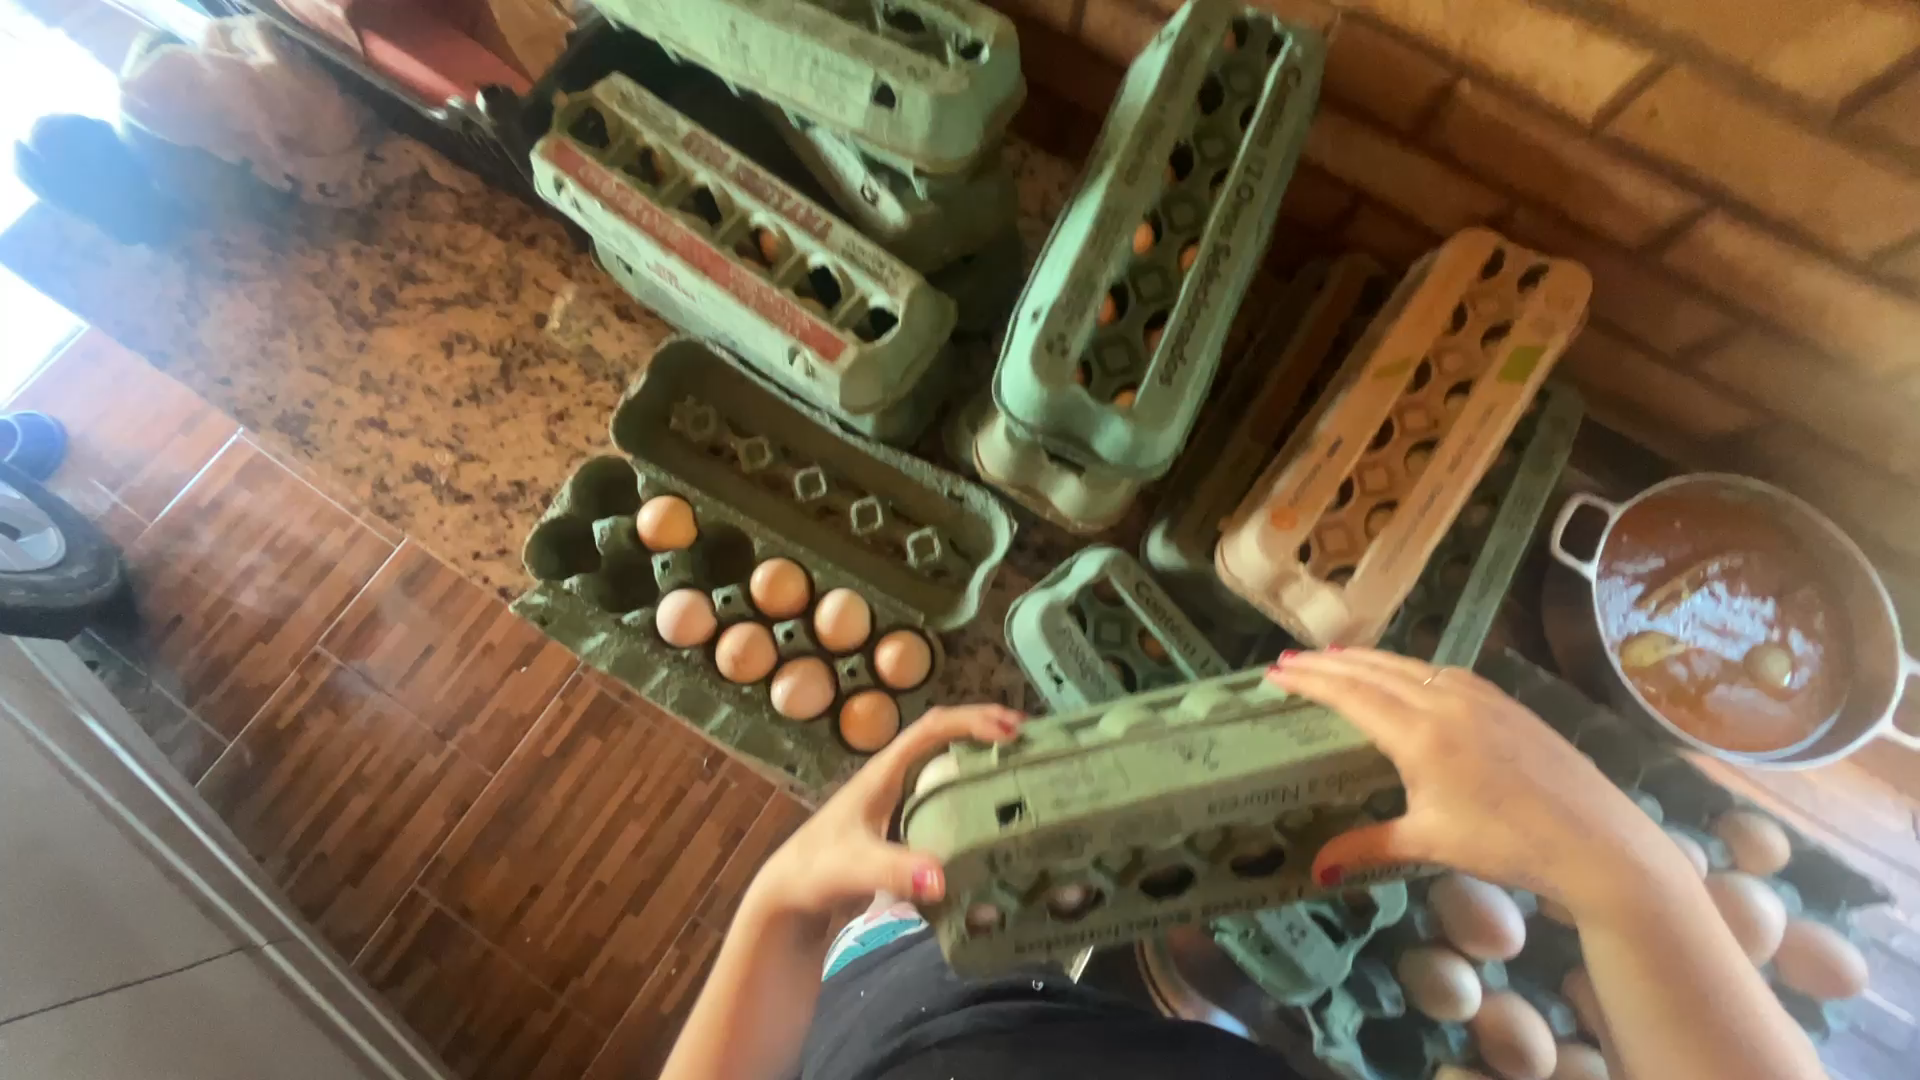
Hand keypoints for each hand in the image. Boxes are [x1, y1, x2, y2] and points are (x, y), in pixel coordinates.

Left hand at [745, 703, 1023, 929]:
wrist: (788, 898)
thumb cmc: (815, 871)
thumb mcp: (854, 868)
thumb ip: (893, 872)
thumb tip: (942, 878)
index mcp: (883, 772)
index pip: (931, 729)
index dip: (971, 721)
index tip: (1009, 730)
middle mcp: (894, 777)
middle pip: (944, 736)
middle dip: (984, 728)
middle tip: (1028, 737)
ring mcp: (898, 799)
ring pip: (945, 763)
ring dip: (980, 755)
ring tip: (1021, 762)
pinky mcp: (902, 824)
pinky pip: (944, 794)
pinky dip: (971, 790)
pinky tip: (993, 811)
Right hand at [1268, 649, 1684, 916]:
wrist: (1604, 847)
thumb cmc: (1510, 846)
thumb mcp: (1430, 845)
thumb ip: (1367, 847)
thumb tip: (1315, 870)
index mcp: (1419, 734)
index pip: (1348, 694)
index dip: (1308, 681)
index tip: (1274, 672)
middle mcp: (1443, 702)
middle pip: (1370, 670)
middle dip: (1323, 663)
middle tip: (1287, 660)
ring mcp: (1477, 696)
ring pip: (1404, 664)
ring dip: (1361, 659)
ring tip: (1330, 657)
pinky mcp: (1503, 700)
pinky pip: (1437, 669)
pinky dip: (1401, 665)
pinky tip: (1399, 673)